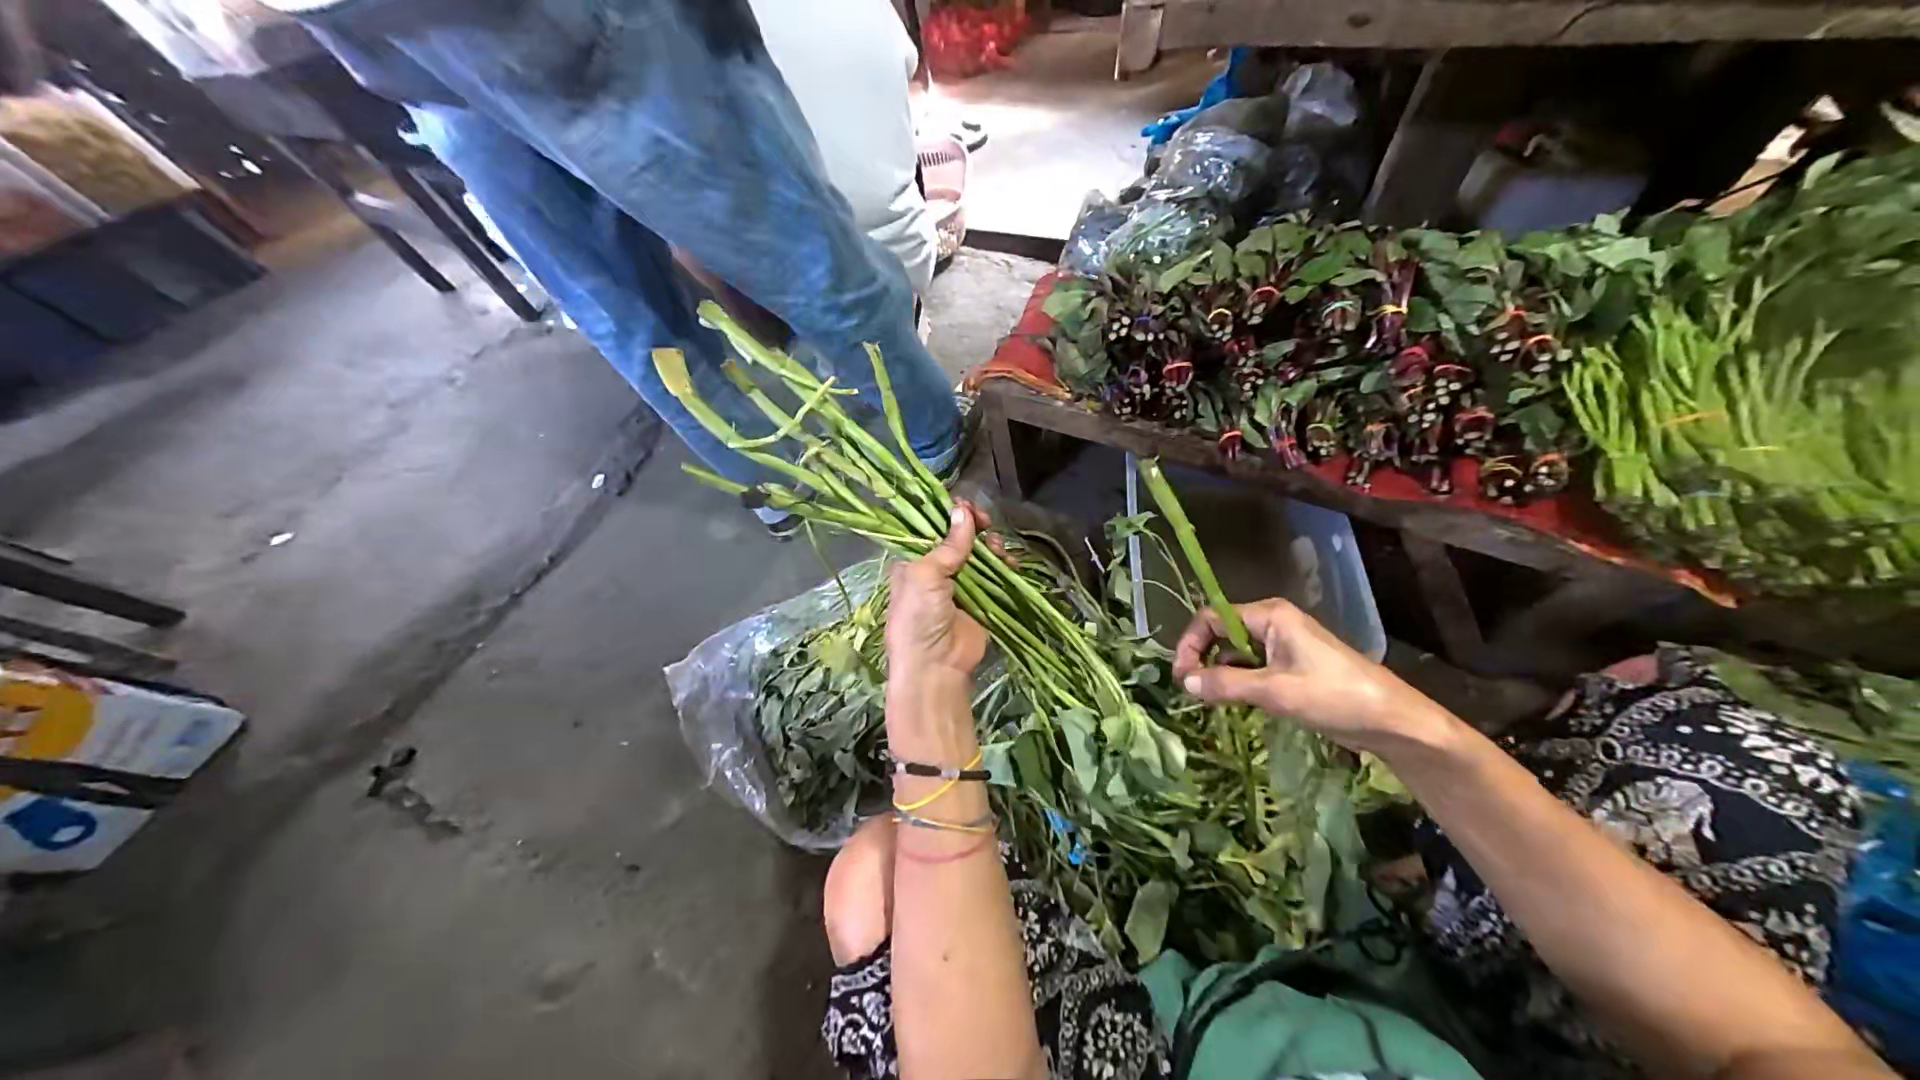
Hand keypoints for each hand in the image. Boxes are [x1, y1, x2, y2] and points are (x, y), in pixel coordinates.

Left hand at [887, 501, 993, 680]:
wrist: (935, 665)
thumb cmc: (919, 616)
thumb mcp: (926, 575)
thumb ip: (948, 545)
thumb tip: (962, 512)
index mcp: (913, 562)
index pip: (932, 530)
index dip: (949, 516)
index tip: (966, 507)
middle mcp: (935, 571)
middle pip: (958, 540)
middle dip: (973, 527)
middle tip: (986, 521)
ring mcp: (959, 586)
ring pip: (978, 556)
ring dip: (989, 546)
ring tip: (996, 546)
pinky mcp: (980, 601)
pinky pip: (993, 577)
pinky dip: (1002, 566)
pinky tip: (1008, 561)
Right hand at [1171, 598, 1457, 755]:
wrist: (1392, 721)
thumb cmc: (1335, 697)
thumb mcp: (1275, 692)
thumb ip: (1226, 684)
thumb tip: (1184, 682)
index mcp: (1270, 615)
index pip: (1212, 617)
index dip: (1191, 643)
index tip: (1182, 676)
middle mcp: (1273, 622)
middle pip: (1221, 632)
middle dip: (1203, 659)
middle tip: (1193, 692)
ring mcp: (1283, 644)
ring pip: (1235, 652)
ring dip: (1220, 673)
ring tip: (1213, 702)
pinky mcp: (1291, 665)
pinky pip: (1252, 667)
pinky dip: (1239, 682)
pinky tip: (1236, 704)